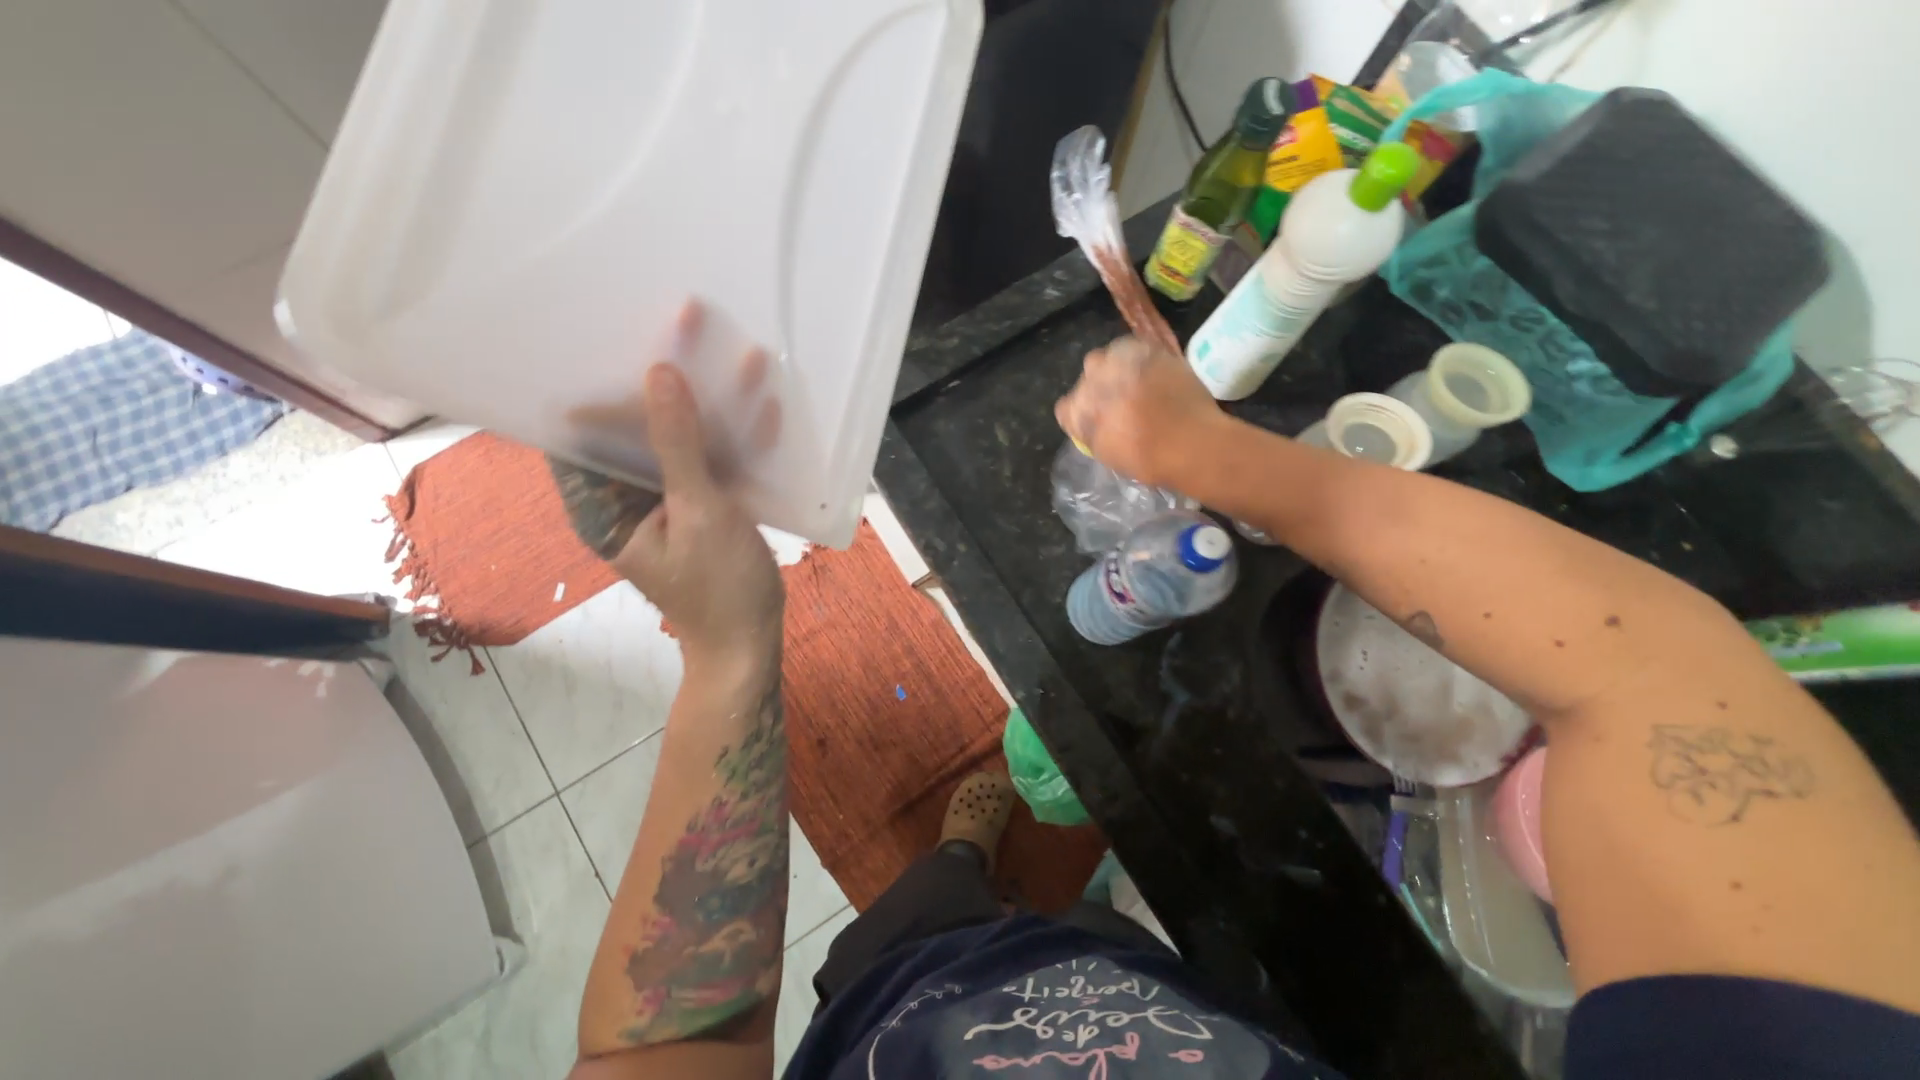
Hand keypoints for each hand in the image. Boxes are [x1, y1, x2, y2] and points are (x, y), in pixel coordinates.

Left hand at [550, 366, 782, 670]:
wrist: (751, 644)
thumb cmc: (718, 586)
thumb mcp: (700, 511)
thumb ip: (679, 443)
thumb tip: (658, 373)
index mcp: (603, 507)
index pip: (584, 437)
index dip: (605, 391)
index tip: (627, 345)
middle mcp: (627, 499)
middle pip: (640, 430)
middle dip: (672, 384)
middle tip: (691, 323)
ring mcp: (669, 503)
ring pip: (683, 442)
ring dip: (717, 406)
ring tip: (746, 360)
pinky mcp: (703, 508)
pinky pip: (713, 465)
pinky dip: (737, 442)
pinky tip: (764, 410)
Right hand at [1054, 335, 1225, 489]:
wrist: (1194, 443)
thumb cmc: (1150, 460)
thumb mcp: (1108, 454)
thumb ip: (1091, 432)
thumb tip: (1092, 422)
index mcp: (1079, 411)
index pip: (1067, 407)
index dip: (1084, 413)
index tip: (1100, 422)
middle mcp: (1092, 381)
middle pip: (1088, 374)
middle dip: (1100, 384)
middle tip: (1122, 401)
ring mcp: (1120, 362)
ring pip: (1109, 356)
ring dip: (1118, 367)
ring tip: (1139, 384)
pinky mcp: (1148, 350)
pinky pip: (1134, 348)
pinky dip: (1140, 359)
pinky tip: (1154, 375)